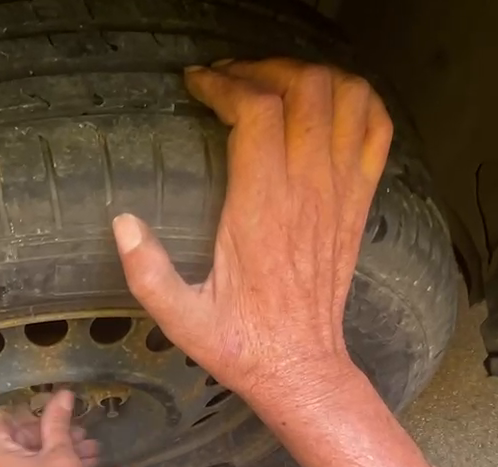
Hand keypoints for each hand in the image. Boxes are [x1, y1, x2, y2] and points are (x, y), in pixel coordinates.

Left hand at [0, 390, 100, 466]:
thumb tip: (62, 393)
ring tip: (92, 451)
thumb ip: (58, 422)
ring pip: (28, 460)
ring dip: (58, 452)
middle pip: (18, 440)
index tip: (58, 415)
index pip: (3, 419)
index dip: (31, 412)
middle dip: (52, 434)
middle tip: (83, 434)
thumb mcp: (61, 456)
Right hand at [112, 59, 391, 413]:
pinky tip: (328, 101)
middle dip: (263, 68)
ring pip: (344, 96)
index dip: (224, 85)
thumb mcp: (180, 319)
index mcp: (261, 209)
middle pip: (303, 88)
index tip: (196, 85)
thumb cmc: (240, 344)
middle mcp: (308, 190)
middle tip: (229, 79)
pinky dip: (358, 99)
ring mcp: (341, 192)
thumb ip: (147, 273)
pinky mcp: (358, 201)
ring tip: (273, 83)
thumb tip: (122, 222)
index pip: (256, 112)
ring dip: (309, 75)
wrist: (299, 368)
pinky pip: (375, 127)